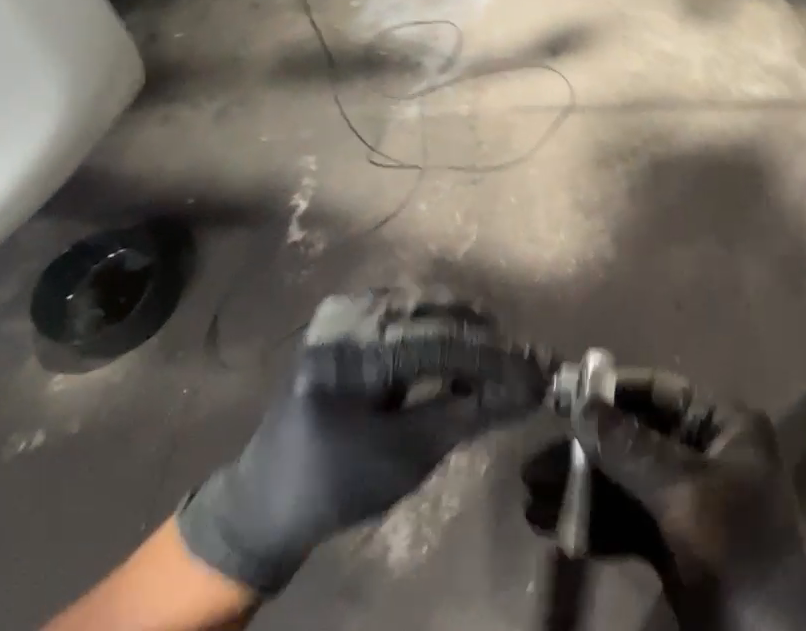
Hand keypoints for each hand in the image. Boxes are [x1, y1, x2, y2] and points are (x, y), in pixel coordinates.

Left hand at [178, 289, 544, 593]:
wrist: (270, 497)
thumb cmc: (338, 482)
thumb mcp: (409, 455)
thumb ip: (469, 414)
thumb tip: (528, 390)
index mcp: (352, 352)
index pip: (442, 341)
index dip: (495, 358)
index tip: (535, 373)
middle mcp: (345, 319)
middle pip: (433, 311)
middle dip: (483, 337)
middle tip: (520, 362)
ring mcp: (342, 317)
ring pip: (421, 307)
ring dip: (463, 329)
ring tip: (494, 357)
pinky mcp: (345, 325)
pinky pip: (404, 314)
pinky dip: (437, 330)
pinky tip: (458, 352)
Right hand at [522, 371, 805, 630]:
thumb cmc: (736, 550)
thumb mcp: (684, 492)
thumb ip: (631, 449)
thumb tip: (583, 405)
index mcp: (725, 428)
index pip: (660, 393)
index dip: (610, 392)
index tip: (558, 399)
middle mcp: (708, 456)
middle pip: (636, 440)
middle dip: (585, 454)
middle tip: (531, 468)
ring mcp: (691, 503)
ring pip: (626, 485)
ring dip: (581, 492)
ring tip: (531, 503)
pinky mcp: (676, 545)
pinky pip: (628, 522)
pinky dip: (595, 525)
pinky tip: (555, 531)